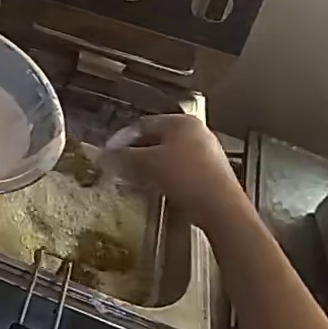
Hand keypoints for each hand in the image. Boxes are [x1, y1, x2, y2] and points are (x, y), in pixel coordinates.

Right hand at [116, 114, 243, 225]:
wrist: (219, 207)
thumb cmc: (184, 176)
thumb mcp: (147, 164)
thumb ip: (125, 156)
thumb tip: (108, 155)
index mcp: (180, 122)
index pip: (142, 124)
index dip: (122, 138)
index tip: (109, 153)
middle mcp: (195, 131)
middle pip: (156, 138)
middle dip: (135, 153)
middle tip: (119, 166)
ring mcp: (205, 150)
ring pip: (167, 154)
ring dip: (148, 165)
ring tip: (134, 179)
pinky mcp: (210, 170)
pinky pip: (179, 167)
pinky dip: (164, 174)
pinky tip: (156, 187)